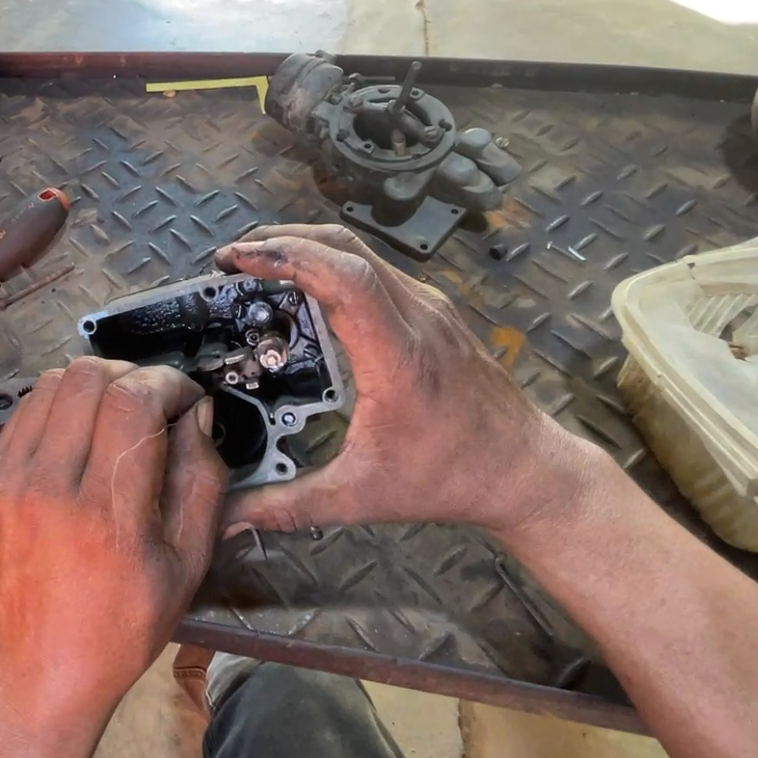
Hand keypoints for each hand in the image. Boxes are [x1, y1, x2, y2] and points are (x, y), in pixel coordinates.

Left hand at [0, 361, 224, 757]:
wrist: (37, 664)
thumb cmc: (120, 624)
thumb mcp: (186, 565)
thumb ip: (201, 480)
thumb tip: (197, 414)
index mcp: (108, 512)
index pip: (134, 401)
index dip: (168, 383)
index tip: (186, 397)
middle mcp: (52, 484)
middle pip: (90, 377)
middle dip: (134, 374)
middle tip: (155, 400)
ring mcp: (13, 477)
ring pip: (54, 380)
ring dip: (96, 380)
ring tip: (119, 408)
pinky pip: (27, 407)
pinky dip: (61, 399)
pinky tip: (82, 424)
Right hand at [216, 225, 599, 536]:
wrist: (530, 470)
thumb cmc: (450, 478)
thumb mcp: (362, 496)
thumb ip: (289, 505)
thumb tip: (227, 516)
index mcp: (400, 356)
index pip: (346, 280)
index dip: (289, 257)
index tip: (238, 258)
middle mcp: (417, 317)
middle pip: (345, 246)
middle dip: (280, 240)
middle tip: (231, 257)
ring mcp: (427, 306)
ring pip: (359, 248)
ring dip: (302, 243)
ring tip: (254, 261)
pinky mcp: (429, 307)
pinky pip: (371, 265)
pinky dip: (326, 259)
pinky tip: (300, 282)